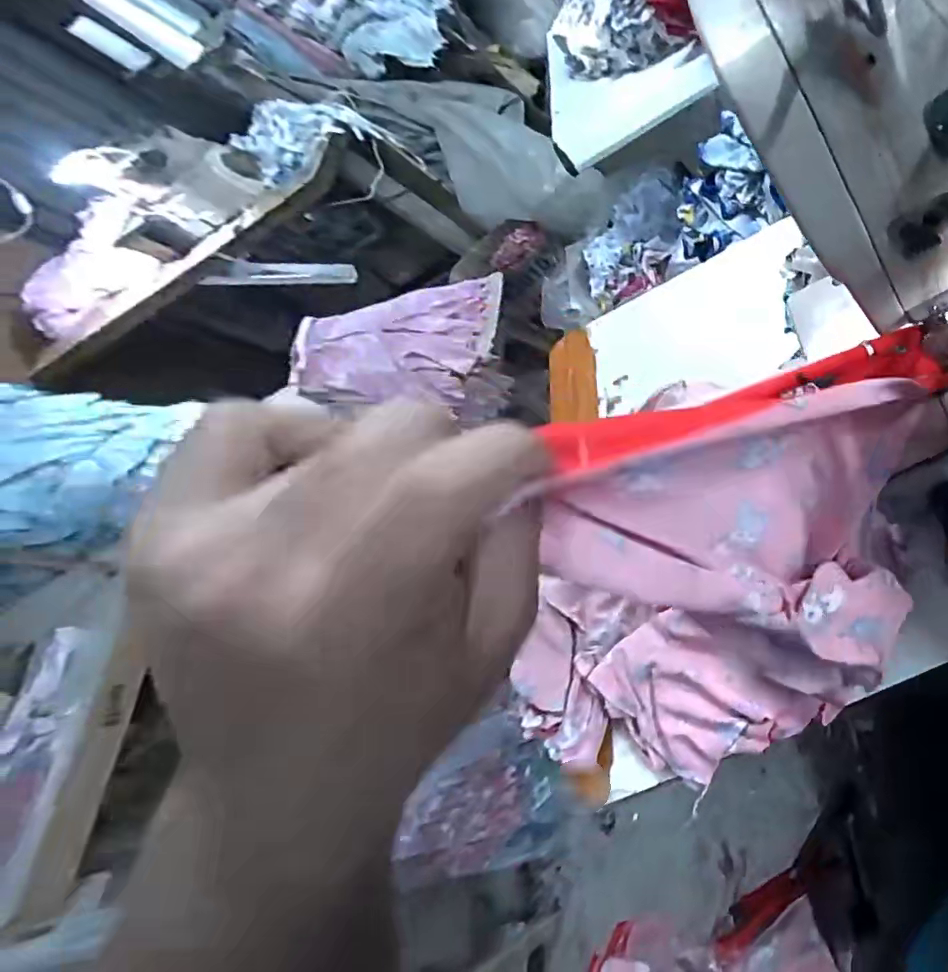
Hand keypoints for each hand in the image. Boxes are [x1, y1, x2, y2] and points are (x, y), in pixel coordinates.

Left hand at [126, 401, 548, 843]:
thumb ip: (519, 539)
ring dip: (384, 452)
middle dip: (457, 452)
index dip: (523, 452)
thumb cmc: (414, 712)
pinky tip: (311, 490)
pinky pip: (236, 424)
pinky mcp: (155, 530)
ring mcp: (197, 536)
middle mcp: (273, 551)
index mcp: (375, 589)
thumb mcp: (503, 633)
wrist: (281, 784)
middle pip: (405, 423)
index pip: (472, 460)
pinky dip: (295, 440)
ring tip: (380, 508)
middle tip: (459, 501)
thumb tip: (520, 470)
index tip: (535, 475)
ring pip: (335, 420)